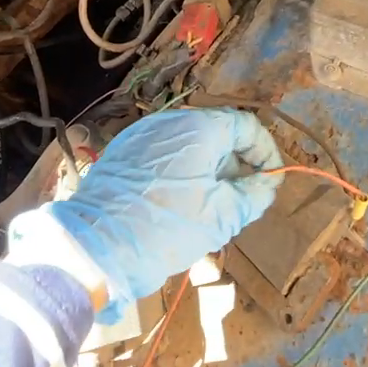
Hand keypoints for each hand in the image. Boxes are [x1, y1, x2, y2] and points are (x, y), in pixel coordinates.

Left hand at [43, 108, 282, 314]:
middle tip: (245, 201)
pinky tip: (183, 206)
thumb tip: (267, 183)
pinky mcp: (124, 153)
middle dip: (237, 165)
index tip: (270, 184)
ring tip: (214, 209)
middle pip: (218, 134)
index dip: (265, 153)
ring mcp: (144, 135)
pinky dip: (184, 174)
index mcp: (199, 127)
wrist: (97, 245)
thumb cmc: (167, 227)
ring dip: (211, 171)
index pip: (246, 126)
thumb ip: (252, 195)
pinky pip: (166, 156)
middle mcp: (171, 121)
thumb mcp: (220, 216)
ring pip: (191, 147)